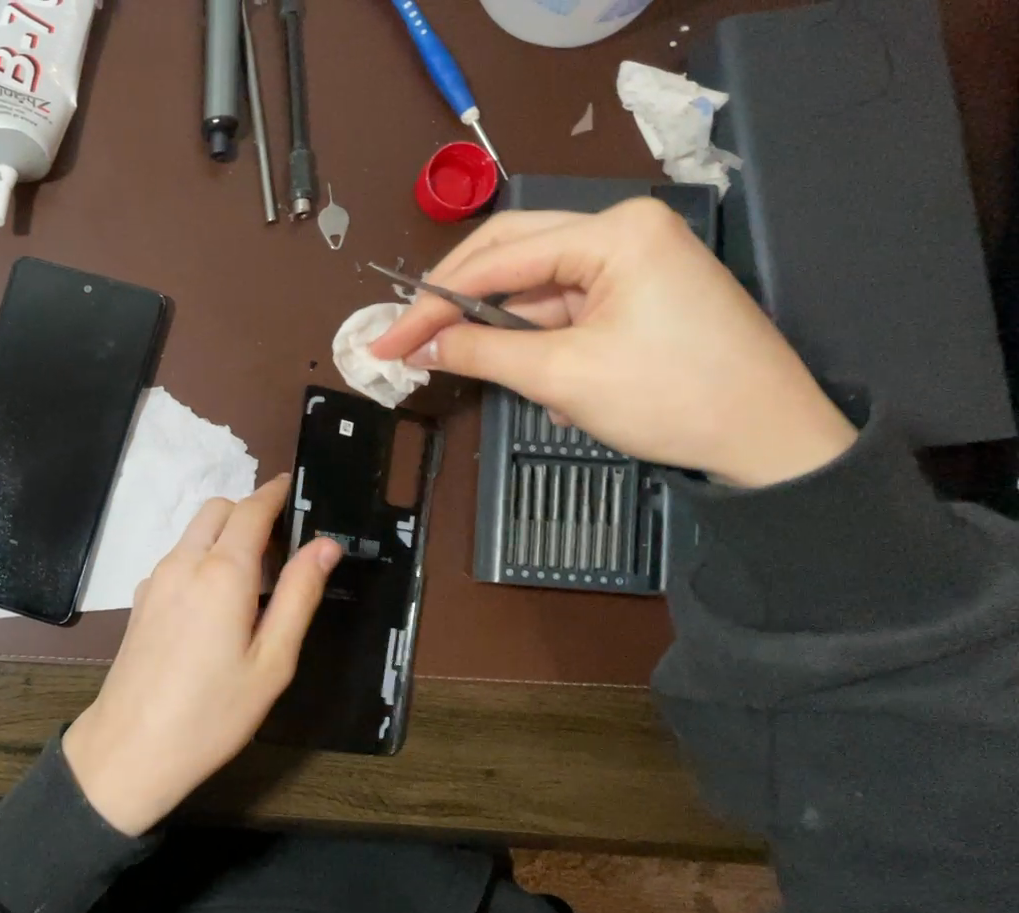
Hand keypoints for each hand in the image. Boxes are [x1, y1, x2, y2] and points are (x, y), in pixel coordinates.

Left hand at [61, 475, 340, 836]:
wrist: (132, 746)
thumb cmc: (213, 712)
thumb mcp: (272, 661)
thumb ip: (298, 595)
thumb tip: (324, 545)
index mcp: (220, 572)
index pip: (251, 510)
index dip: (276, 493)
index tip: (297, 488)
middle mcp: (182, 564)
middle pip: (216, 510)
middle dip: (249, 513)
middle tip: (282, 549)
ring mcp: (154, 581)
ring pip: (192, 533)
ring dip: (224, 536)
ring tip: (255, 582)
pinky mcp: (140, 602)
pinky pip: (175, 560)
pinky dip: (200, 559)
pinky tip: (215, 605)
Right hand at [368, 199, 855, 488]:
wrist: (770, 440)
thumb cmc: (670, 397)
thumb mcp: (560, 375)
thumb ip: (479, 351)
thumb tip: (415, 348)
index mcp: (613, 233)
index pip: (495, 260)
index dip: (429, 304)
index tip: (382, 343)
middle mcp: (622, 232)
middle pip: (509, 255)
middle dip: (454, 301)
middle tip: (404, 340)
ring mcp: (632, 263)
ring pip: (532, 288)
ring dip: (497, 329)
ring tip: (465, 367)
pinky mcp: (636, 295)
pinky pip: (561, 310)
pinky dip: (534, 343)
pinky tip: (537, 381)